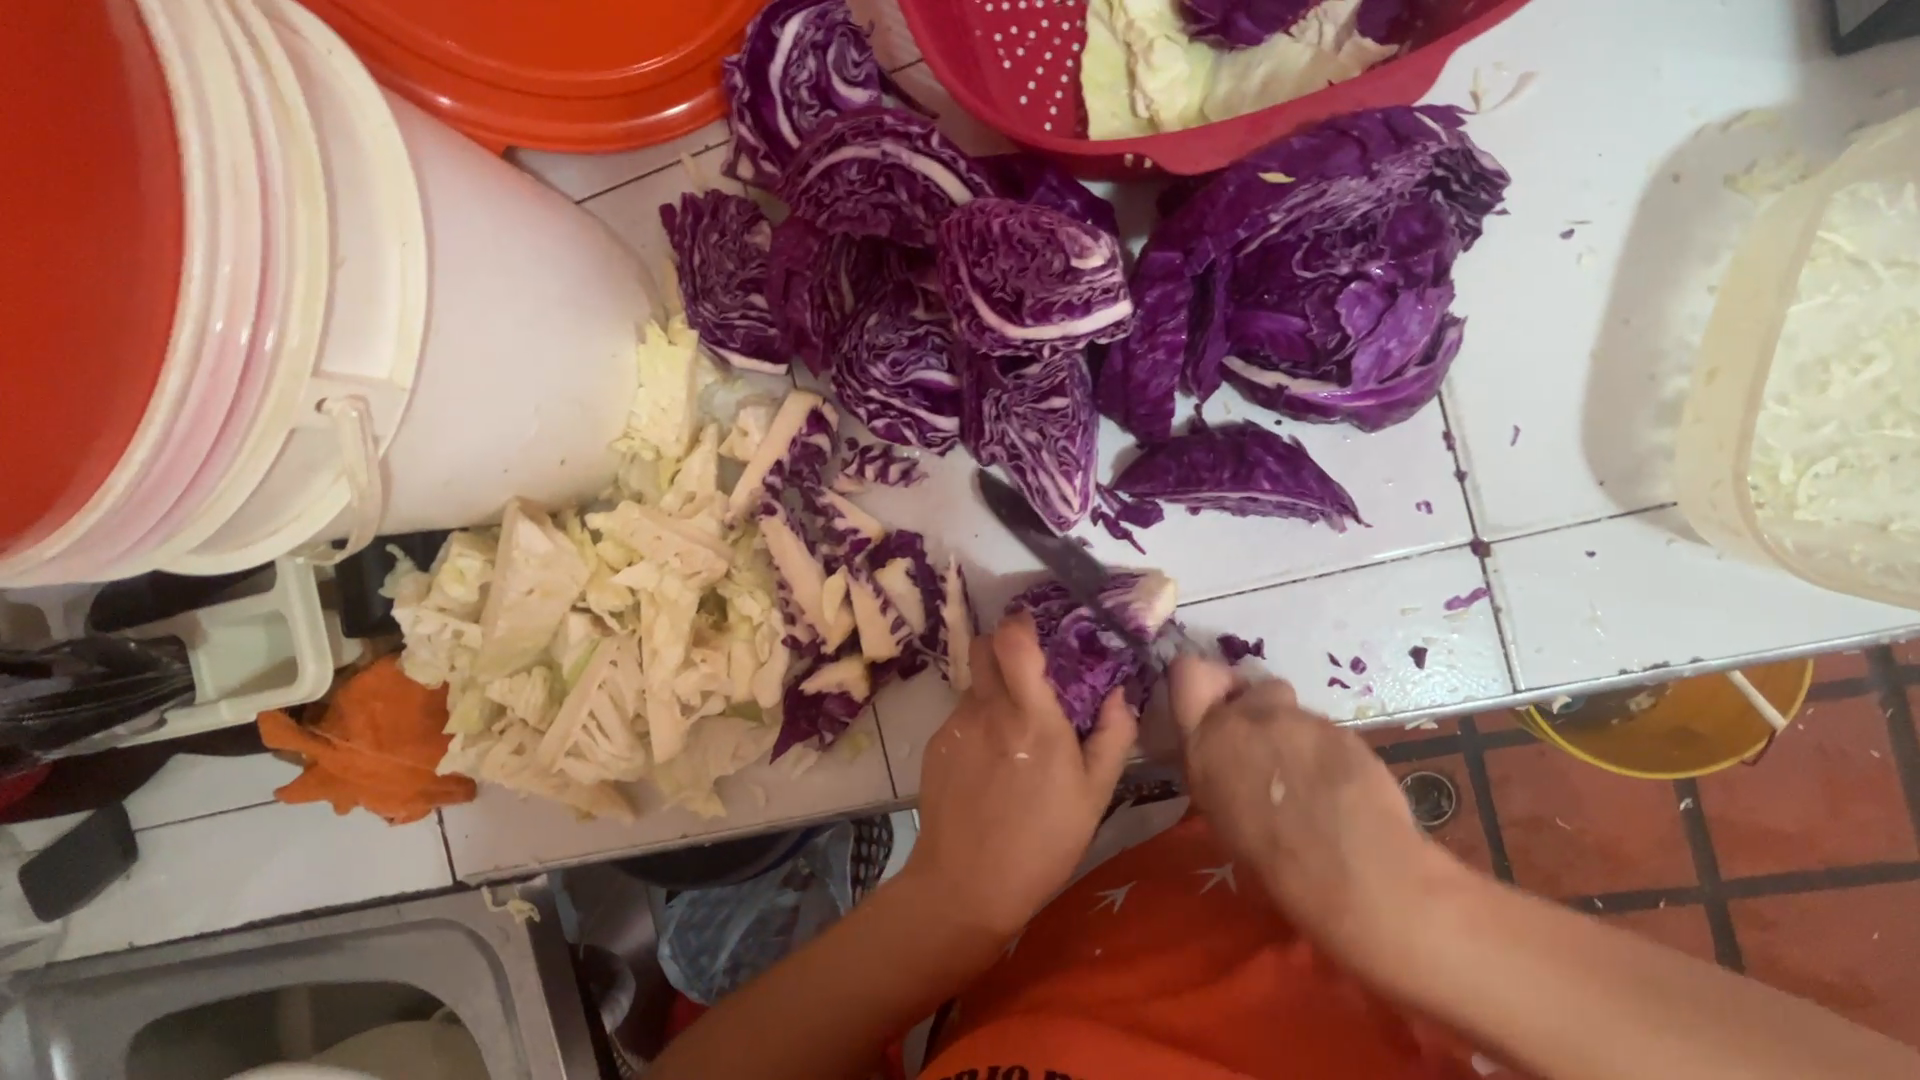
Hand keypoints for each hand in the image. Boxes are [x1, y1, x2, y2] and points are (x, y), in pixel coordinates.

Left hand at [902, 613, 1137, 938]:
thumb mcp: (1095, 795)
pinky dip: (977, 723)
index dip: (1021, 625)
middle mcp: (987, 710)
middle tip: (1027, 675)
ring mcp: (955, 726)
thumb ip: (1113, 735)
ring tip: (1011, 735)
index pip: (1012, 640)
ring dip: (993, 691)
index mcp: (1032, 717)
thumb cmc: (1043, 842)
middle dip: (1003, 649)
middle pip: (982, 647)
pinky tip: (989, 763)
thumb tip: (1119, 693)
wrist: (967, 885)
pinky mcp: (935, 745)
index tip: (1037, 630)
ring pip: (973, 684)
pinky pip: (960, 715)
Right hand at [1170, 654, 1457, 962]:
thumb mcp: (1220, 816)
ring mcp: (1298, 720)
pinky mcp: (1343, 729)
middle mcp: (1246, 719)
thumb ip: (1219, 768)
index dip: (1205, 682)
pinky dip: (1331, 752)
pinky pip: (1328, 731)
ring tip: (1313, 782)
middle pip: (1250, 689)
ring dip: (1296, 734)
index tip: (1218, 704)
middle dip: (1259, 712)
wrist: (1356, 876)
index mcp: (1204, 743)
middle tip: (1272, 753)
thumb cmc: (1274, 865)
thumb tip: (1232, 765)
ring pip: (1293, 710)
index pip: (1188, 672)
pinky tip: (1343, 790)